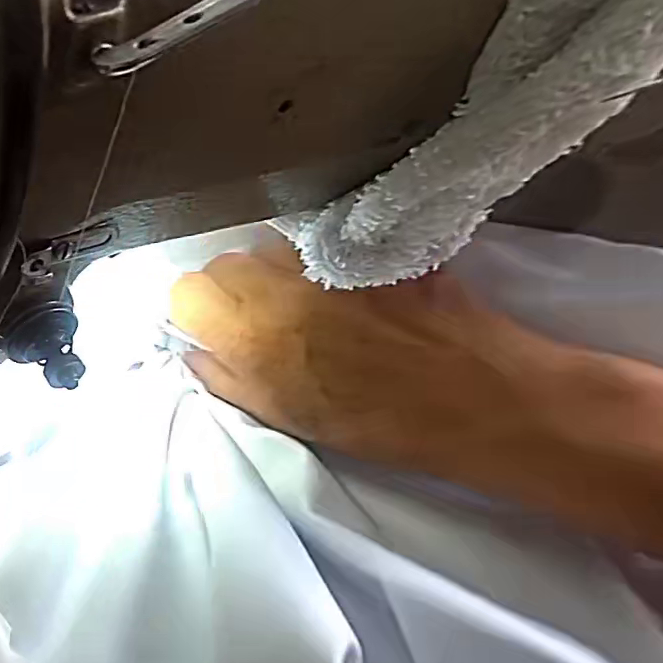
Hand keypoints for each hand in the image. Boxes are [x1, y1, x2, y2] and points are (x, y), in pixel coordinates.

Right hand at [169, 231, 576, 476]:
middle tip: (254, 315)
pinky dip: (313, 259)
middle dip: (227, 286)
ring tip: (300, 299)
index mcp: (250, 337)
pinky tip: (337, 287)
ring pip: (267, 246)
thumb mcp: (278, 414)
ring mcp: (327, 266)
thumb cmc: (370, 421)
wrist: (476, 397)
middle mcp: (279, 291)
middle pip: (222, 263)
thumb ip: (224, 377)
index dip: (193, 309)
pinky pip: (316, 241)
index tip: (211, 326)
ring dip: (270, 269)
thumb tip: (194, 351)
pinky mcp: (366, 250)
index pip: (186, 292)